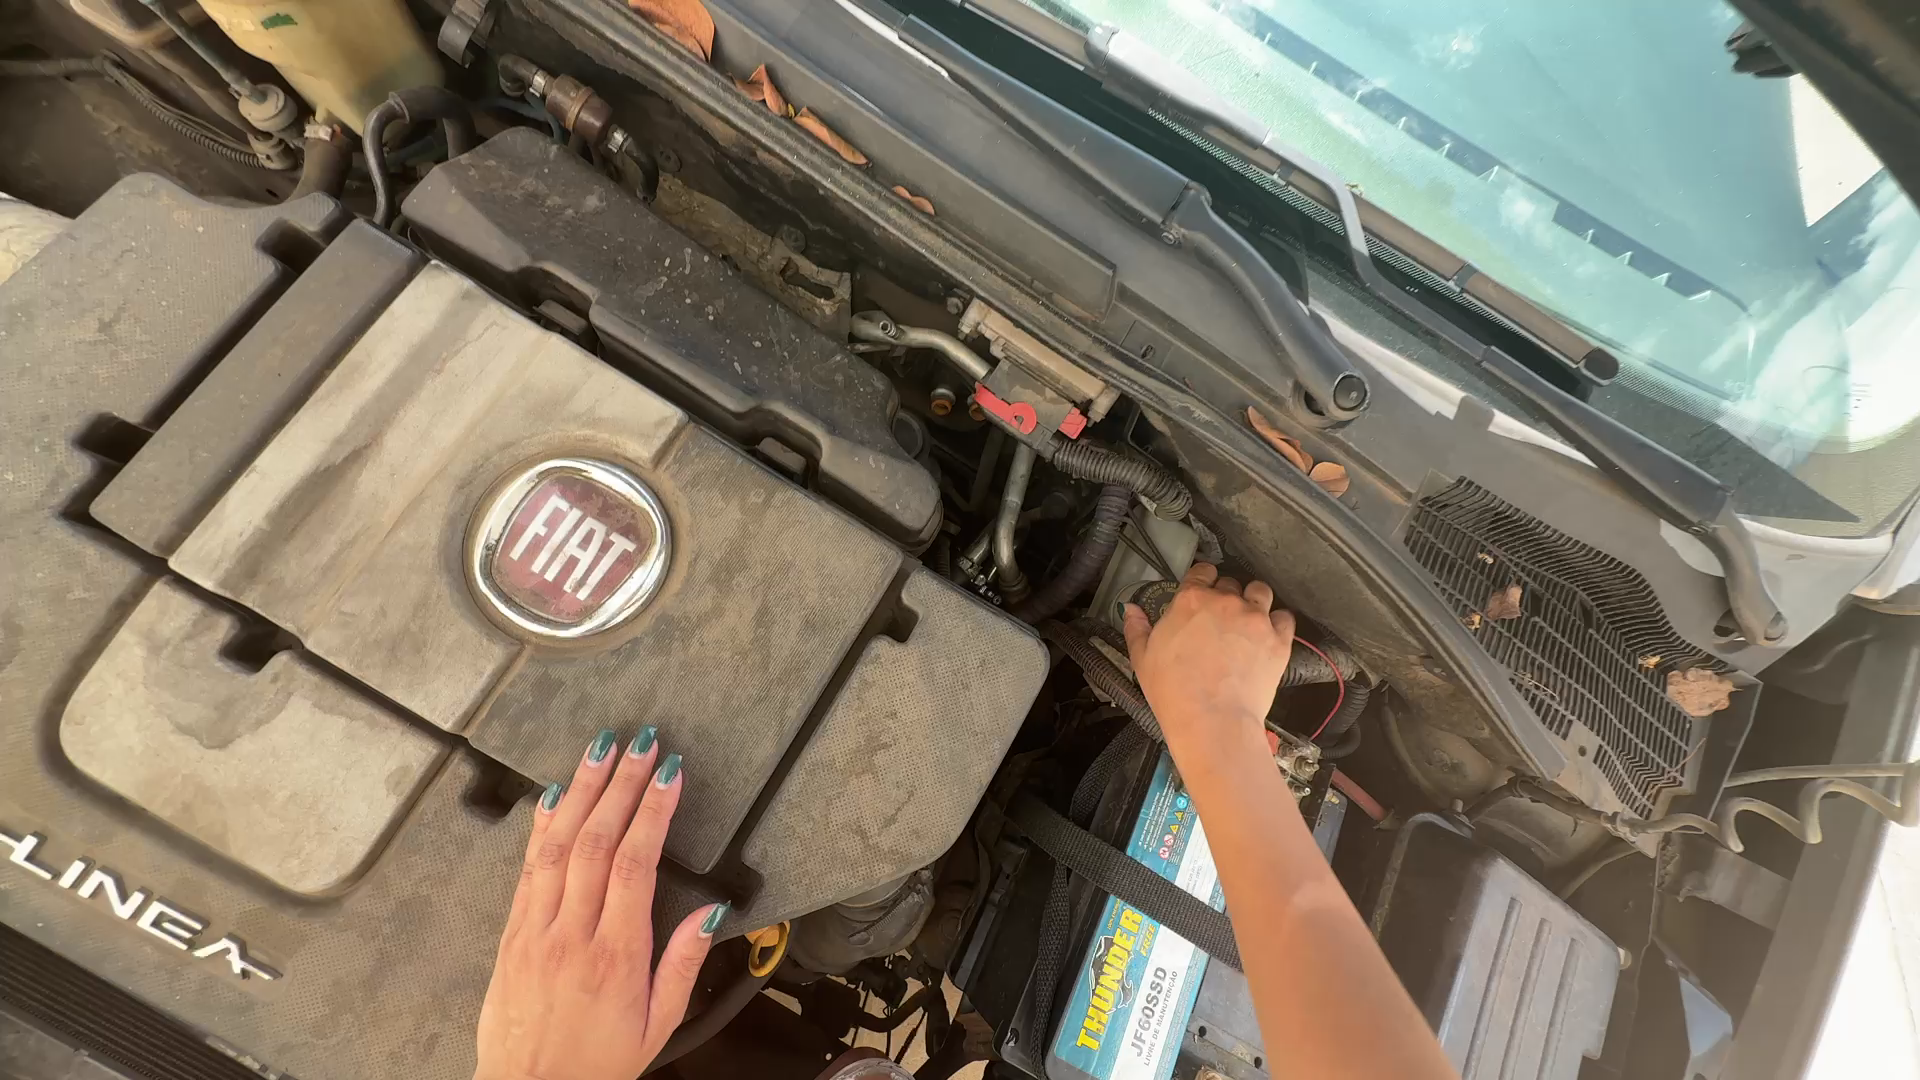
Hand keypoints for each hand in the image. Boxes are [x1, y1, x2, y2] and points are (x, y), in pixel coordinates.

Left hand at [475, 728, 724, 1079]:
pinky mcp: (510, 936)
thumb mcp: (658, 1024)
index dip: (653, 811)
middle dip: (621, 784)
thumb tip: (712, 908)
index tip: (669, 773)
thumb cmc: (598, 1063)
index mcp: (615, 953)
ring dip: (581, 791)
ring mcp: (534, 931)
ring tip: (600, 750)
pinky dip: (541, 827)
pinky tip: (553, 795)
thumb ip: (684, 963)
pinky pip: (526, 871)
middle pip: (596, 842)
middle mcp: (571, 933)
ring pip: (557, 846)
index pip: (634, 864)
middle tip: (641, 743)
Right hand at [1122, 563, 1295, 769]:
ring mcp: (1255, 619)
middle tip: (1220, 616)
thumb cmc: (1173, 691)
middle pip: (1230, 583)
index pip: (1202, 572)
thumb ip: (1136, 628)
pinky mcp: (1278, 640)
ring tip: (1248, 617)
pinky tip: (1268, 633)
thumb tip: (1130, 610)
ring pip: (1260, 591)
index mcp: (1190, 600)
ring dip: (1254, 599)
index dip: (1202, 578)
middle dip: (1225, 595)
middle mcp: (1225, 601)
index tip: (1203, 587)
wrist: (1212, 720)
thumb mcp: (1142, 658)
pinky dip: (1277, 622)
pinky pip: (1285, 618)